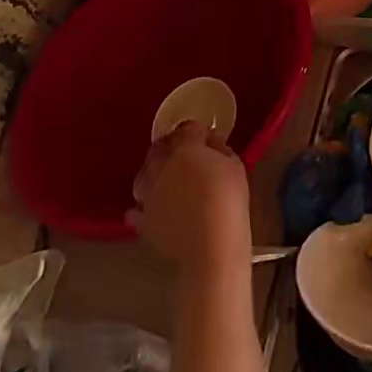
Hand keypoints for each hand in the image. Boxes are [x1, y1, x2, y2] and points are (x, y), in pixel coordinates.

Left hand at [128, 121, 250, 266]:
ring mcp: (149, 195)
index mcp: (184, 150)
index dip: (196, 130)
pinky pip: (137, 210)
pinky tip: (151, 206)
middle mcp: (160, 168)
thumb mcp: (235, 165)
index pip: (187, 130)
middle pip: (159, 149)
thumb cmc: (228, 197)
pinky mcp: (144, 221)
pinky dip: (143, 206)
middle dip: (170, 145)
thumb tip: (210, 145)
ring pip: (142, 176)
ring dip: (152, 171)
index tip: (205, 134)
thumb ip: (219, 150)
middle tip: (184, 150)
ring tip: (165, 175)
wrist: (211, 241)